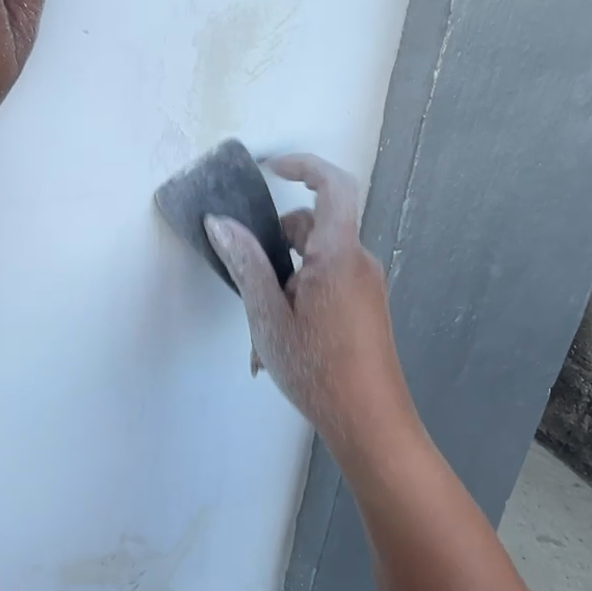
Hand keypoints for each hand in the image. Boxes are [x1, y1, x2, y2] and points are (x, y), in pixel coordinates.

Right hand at [204, 154, 414, 454]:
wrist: (371, 425)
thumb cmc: (317, 370)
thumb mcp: (267, 316)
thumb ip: (245, 263)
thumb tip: (219, 222)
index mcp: (338, 255)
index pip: (333, 186)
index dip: (304, 165)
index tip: (271, 168)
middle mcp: (359, 262)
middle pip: (314, 226)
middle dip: (276, 243)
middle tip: (250, 286)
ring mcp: (366, 285)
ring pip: (317, 259)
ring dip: (284, 279)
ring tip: (262, 329)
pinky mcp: (366, 306)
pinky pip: (328, 282)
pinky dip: (300, 295)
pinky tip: (281, 342)